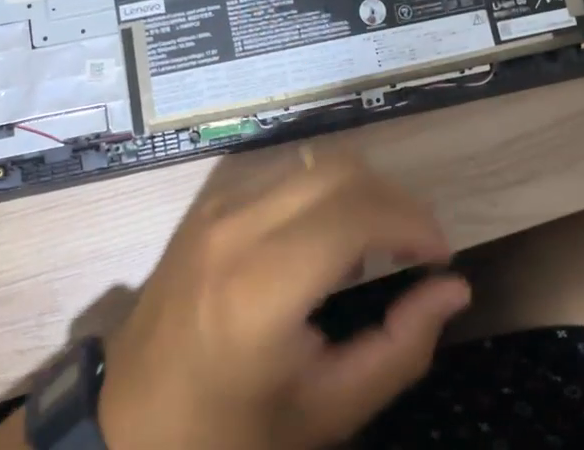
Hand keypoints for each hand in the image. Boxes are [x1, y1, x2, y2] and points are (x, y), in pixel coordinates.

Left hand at [96, 153, 470, 449]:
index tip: (440, 257)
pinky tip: (327, 237)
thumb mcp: (327, 410)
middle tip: (416, 250)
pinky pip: (281, 170)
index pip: (355, 213)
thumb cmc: (232, 430)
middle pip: (339, 170)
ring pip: (312, 160)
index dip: (414, 223)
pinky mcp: (205, 204)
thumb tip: (453, 287)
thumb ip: (400, 348)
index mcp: (259, 288)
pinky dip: (322, 188)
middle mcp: (233, 228)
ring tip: (376, 245)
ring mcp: (213, 208)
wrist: (130, 423)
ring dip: (359, 190)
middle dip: (394, 200)